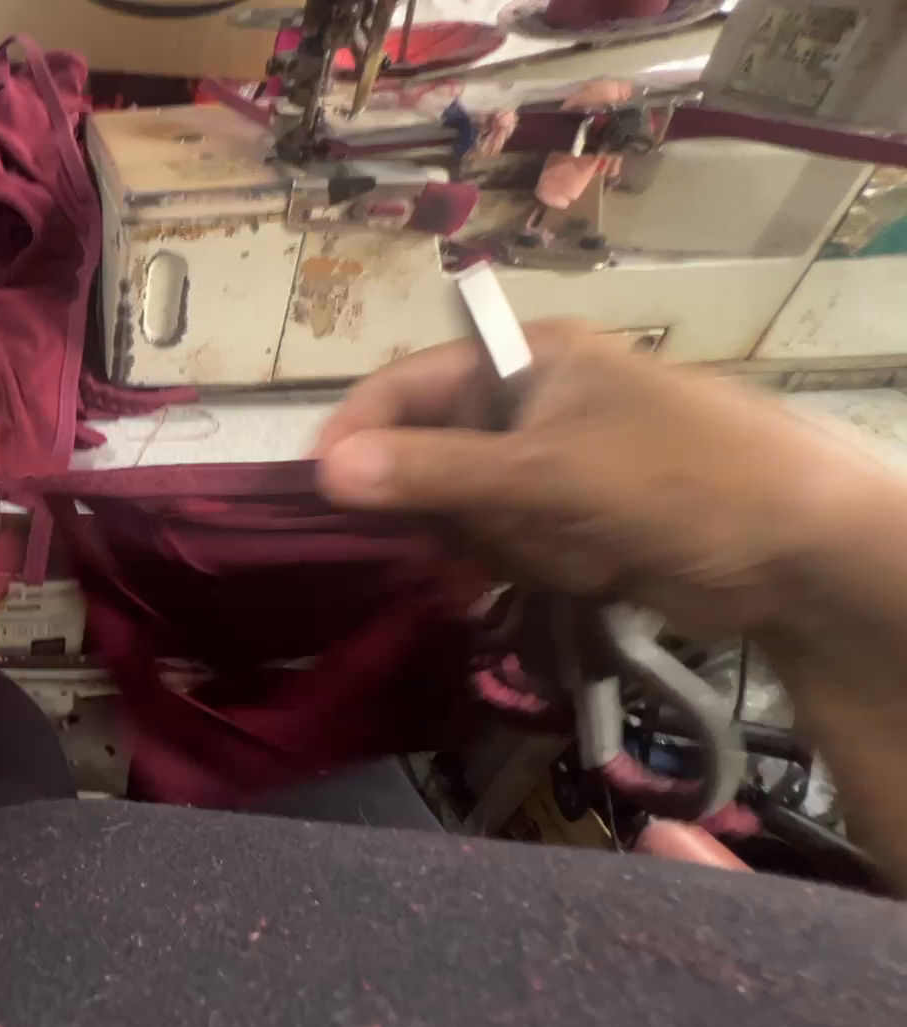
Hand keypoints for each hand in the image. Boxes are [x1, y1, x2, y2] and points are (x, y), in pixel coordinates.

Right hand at [312, 321, 891, 638]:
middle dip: (435, 500)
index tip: (319, 487)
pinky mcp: (545, 513)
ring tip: (554, 546)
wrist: (808, 563)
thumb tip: (323, 472)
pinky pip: (481, 536)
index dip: (354, 433)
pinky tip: (566, 564)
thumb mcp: (546, 474)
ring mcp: (529, 462)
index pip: (399, 387)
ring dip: (486, 536)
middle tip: (460, 531)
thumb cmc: (683, 483)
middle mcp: (515, 405)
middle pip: (415, 451)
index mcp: (519, 362)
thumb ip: (431, 471)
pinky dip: (506, 558)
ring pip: (444, 504)